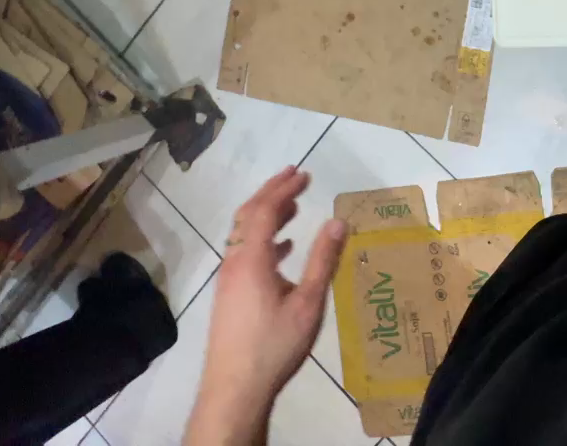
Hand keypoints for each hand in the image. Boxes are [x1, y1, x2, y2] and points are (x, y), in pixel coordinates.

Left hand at [189, 167, 348, 444]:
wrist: (234, 392)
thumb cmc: (273, 345)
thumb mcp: (307, 303)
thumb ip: (322, 260)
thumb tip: (338, 220)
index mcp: (251, 259)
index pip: (265, 210)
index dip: (284, 189)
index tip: (305, 174)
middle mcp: (234, 262)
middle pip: (248, 215)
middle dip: (271, 192)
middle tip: (295, 175)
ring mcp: (228, 280)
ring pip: (243, 234)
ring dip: (267, 214)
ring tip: (293, 205)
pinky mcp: (229, 296)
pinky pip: (244, 252)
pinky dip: (264, 239)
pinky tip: (285, 247)